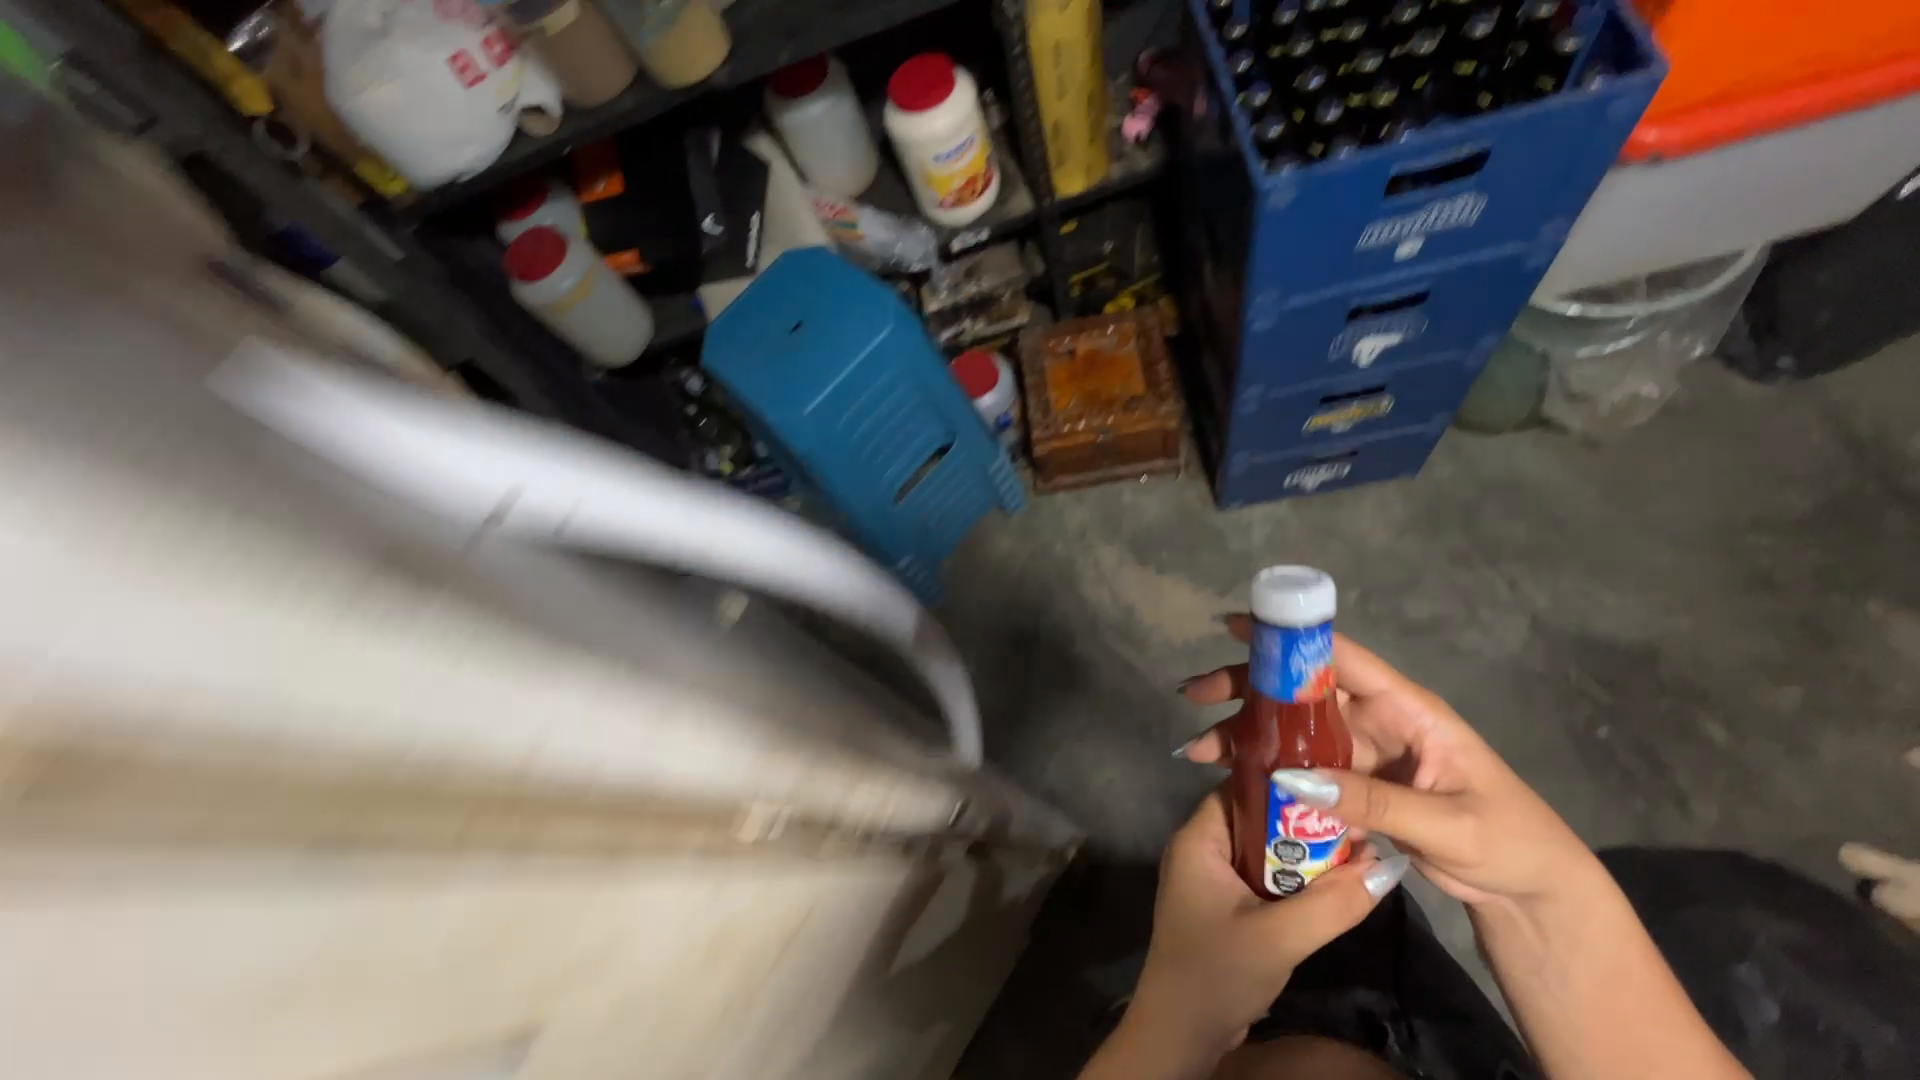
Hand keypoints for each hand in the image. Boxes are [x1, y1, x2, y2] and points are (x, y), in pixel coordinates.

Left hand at [1120, 790, 1407, 1067]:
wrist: (1181, 1033)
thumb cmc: (1217, 972)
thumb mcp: (1280, 937)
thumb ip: (1332, 904)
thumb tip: (1387, 868)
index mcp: (1197, 839)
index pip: (1241, 790)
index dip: (1286, 786)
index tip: (1336, 787)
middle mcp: (1200, 850)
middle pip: (1257, 820)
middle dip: (1305, 823)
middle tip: (1359, 823)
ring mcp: (1212, 880)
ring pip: (1264, 852)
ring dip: (1305, 856)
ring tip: (1359, 850)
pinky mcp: (1226, 907)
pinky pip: (1263, 880)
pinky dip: (1295, 882)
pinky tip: (1335, 885)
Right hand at [1176, 619, 1594, 909]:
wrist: (1530, 894)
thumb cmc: (1509, 842)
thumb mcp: (1449, 824)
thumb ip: (1373, 804)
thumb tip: (1291, 780)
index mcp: (1408, 710)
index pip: (1343, 660)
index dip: (1290, 640)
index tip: (1235, 627)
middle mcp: (1378, 721)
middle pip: (1301, 691)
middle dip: (1246, 687)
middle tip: (1195, 694)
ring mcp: (1362, 753)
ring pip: (1291, 731)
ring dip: (1244, 733)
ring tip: (1198, 749)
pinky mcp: (1352, 785)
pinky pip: (1299, 768)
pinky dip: (1262, 769)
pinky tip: (1227, 775)